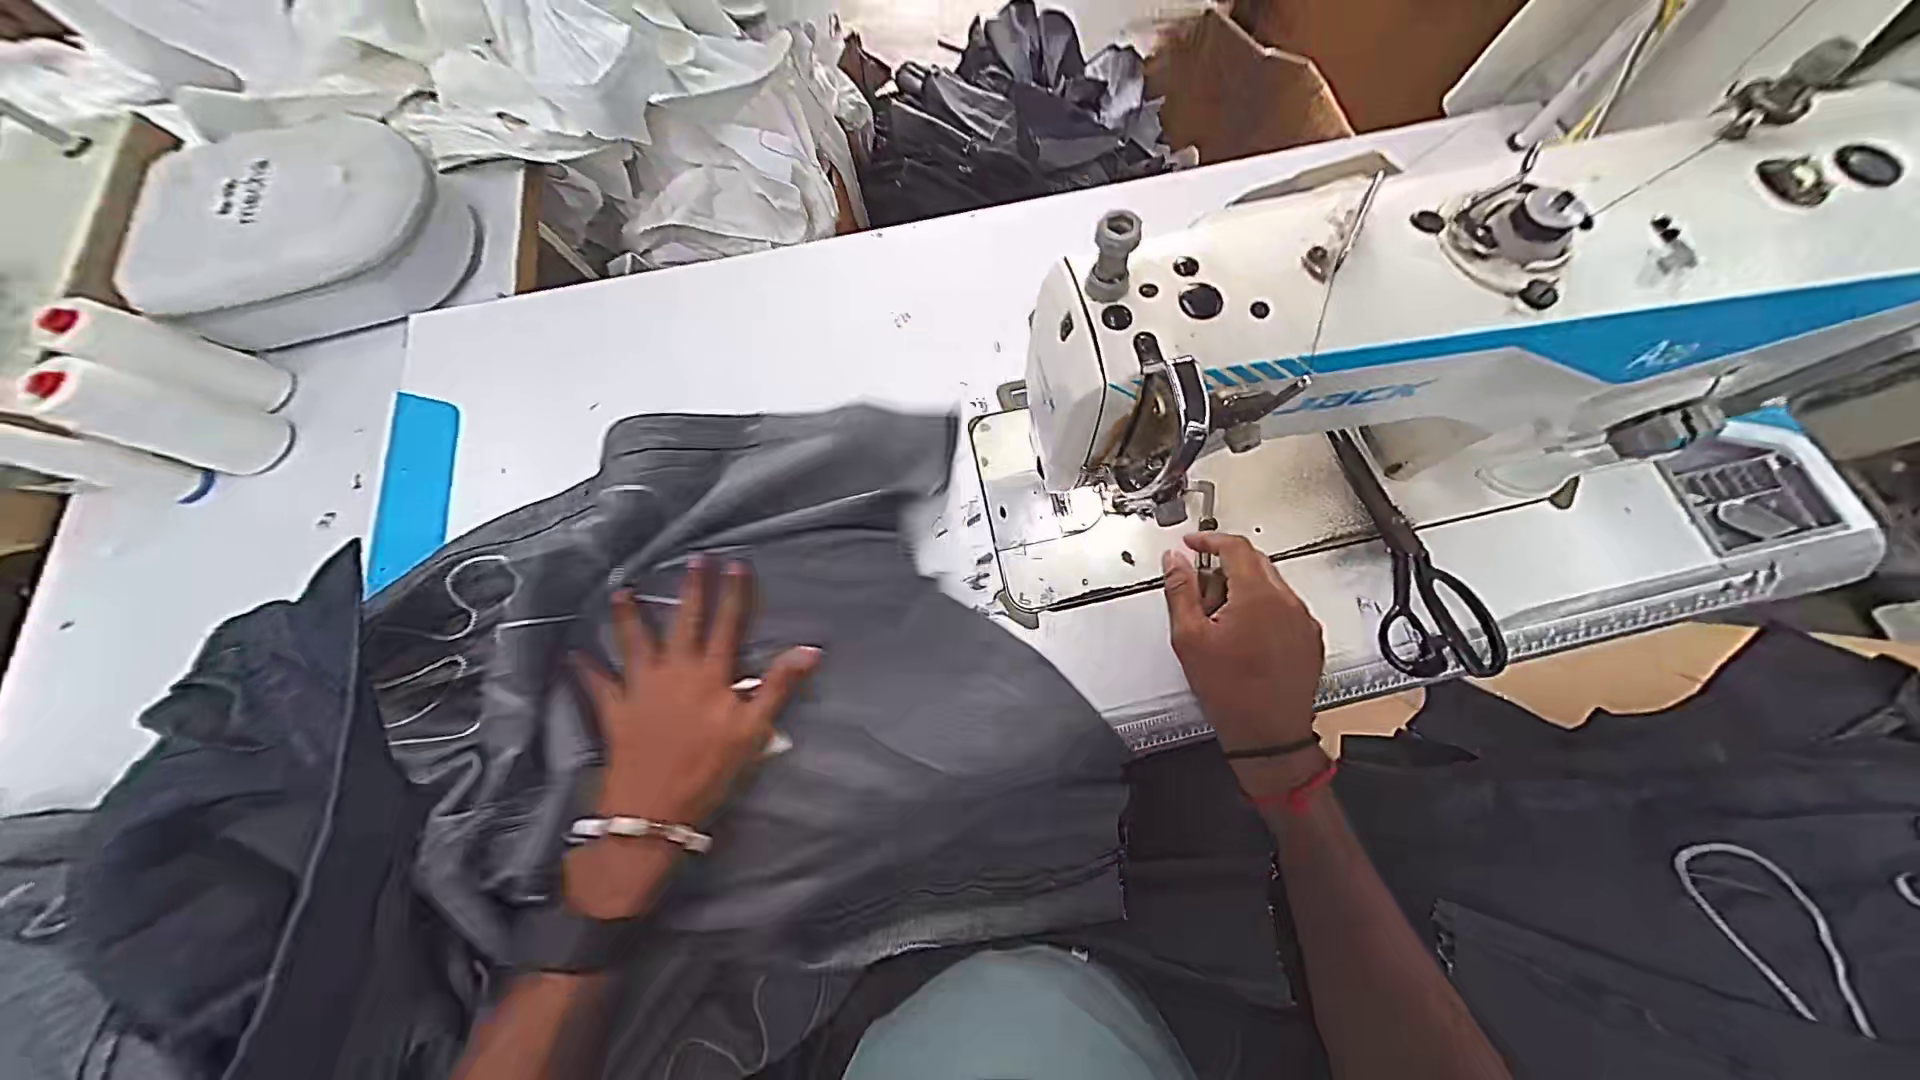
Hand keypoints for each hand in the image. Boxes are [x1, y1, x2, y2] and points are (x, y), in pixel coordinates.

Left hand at [563, 558, 819, 916]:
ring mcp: (641, 688)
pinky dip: (587, 669)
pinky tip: (575, 655)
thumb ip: (780, 686)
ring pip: (635, 643)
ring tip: (622, 590)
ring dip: (630, 616)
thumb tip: (811, 649)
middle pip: (684, 622)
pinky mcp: (616, 710)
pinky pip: (598, 684)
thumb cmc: (709, 768)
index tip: (734, 564)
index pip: (726, 625)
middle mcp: (675, 671)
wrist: (653, 808)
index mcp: (710, 675)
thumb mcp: (754, 729)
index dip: (732, 594)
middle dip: (691, 589)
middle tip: (693, 559)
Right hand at [1163, 533, 1324, 754]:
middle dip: (1223, 566)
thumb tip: (1175, 561)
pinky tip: (1240, 634)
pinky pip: (1283, 606)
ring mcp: (1302, 621)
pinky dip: (1260, 607)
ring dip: (1241, 587)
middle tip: (1198, 587)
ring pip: (1269, 584)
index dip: (1209, 540)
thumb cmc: (1233, 693)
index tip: (1193, 544)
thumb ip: (1180, 591)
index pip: (1236, 547)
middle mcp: (1288, 603)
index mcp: (1258, 597)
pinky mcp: (1309, 637)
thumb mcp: (1189, 637)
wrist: (1268, 734)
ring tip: (1217, 620)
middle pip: (1254, 562)